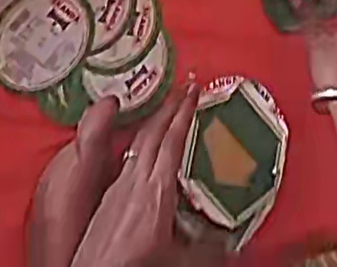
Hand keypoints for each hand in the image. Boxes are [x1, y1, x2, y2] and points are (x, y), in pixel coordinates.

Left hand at [70, 82, 200, 266]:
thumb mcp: (177, 259)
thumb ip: (204, 246)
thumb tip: (231, 245)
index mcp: (157, 190)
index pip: (173, 140)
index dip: (183, 112)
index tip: (193, 90)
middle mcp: (135, 181)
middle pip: (154, 132)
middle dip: (170, 106)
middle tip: (183, 87)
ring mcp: (117, 189)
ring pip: (138, 142)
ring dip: (153, 120)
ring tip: (165, 108)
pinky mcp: (105, 199)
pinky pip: (125, 157)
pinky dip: (137, 141)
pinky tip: (140, 144)